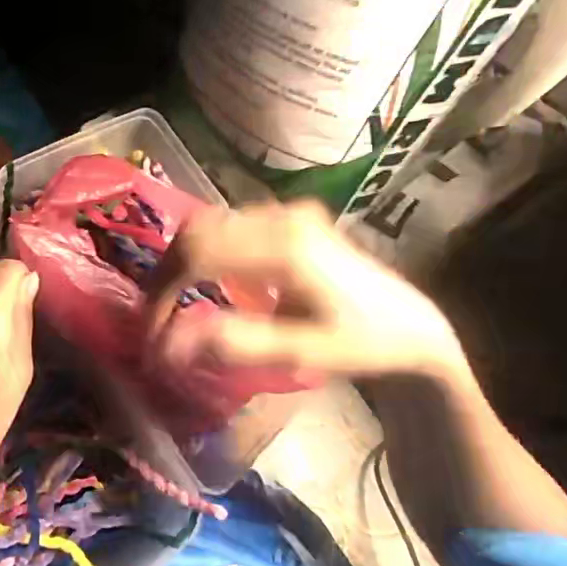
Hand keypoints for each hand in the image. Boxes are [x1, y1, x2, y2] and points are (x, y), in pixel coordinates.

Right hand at [146, 201, 468, 383]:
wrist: (414, 326)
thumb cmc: (362, 344)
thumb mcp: (303, 354)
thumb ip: (235, 345)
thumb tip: (168, 344)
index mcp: (285, 247)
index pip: (197, 253)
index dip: (164, 290)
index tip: (152, 330)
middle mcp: (282, 216)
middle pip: (197, 229)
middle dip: (166, 273)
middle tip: (156, 317)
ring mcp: (286, 211)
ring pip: (209, 222)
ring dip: (183, 260)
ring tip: (174, 302)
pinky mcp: (289, 216)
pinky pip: (229, 224)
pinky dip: (205, 251)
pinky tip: (208, 282)